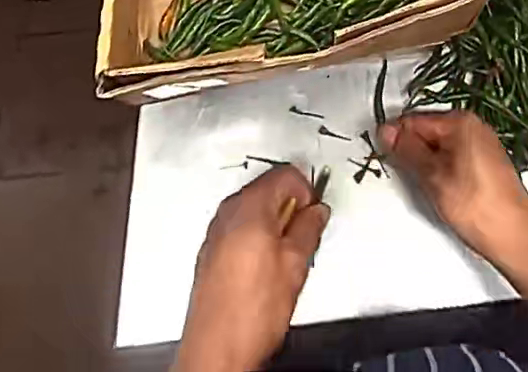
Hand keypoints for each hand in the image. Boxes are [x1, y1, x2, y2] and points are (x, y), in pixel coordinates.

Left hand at [173, 164, 329, 371]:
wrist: (214, 355)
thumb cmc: (253, 311)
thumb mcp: (295, 265)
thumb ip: (309, 229)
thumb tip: (317, 211)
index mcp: (250, 207)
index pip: (285, 175)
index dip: (306, 190)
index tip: (313, 214)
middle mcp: (228, 211)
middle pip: (268, 188)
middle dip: (290, 206)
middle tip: (303, 236)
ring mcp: (216, 231)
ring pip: (254, 209)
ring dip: (274, 222)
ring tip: (285, 257)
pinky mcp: (210, 252)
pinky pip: (239, 228)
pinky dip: (256, 236)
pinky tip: (264, 268)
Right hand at [380, 112, 527, 268]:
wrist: (518, 240)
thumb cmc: (476, 207)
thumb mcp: (433, 177)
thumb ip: (407, 150)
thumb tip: (385, 129)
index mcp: (460, 121)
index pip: (414, 119)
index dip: (396, 138)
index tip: (384, 158)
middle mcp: (473, 125)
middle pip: (428, 130)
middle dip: (413, 151)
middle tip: (409, 178)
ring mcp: (483, 143)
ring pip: (440, 146)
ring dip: (427, 163)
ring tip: (428, 188)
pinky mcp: (487, 162)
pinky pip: (455, 156)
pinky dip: (443, 170)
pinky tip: (445, 191)